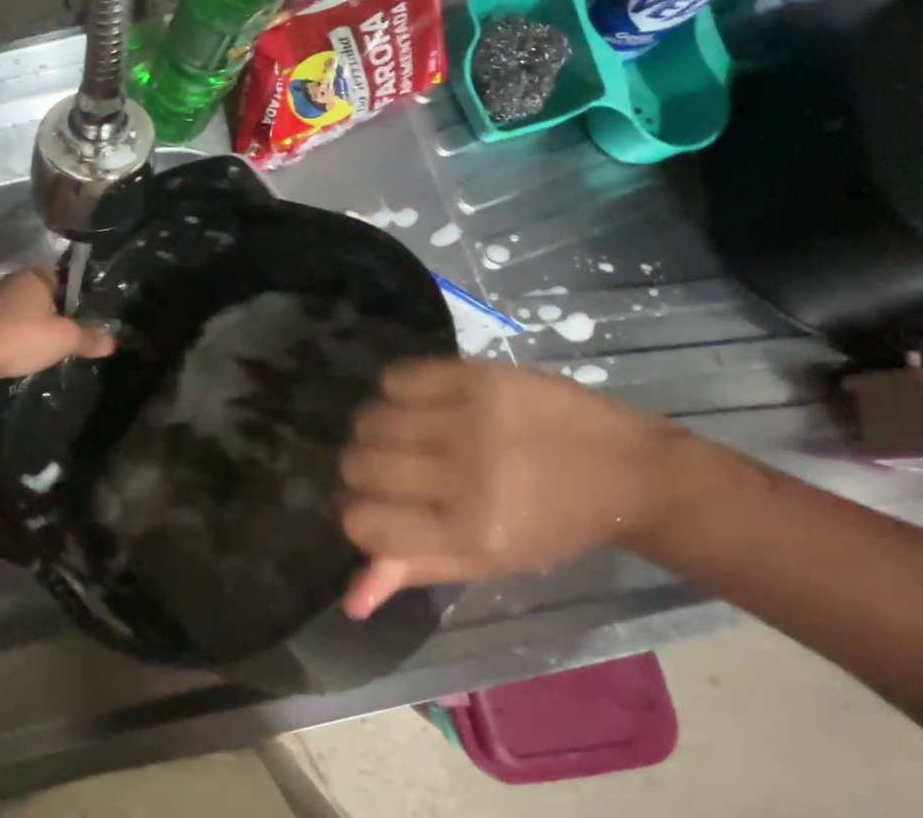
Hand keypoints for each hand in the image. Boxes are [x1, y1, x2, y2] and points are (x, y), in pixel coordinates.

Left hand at [0, 267, 116, 388]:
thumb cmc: (20, 338)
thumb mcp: (64, 339)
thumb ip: (90, 337)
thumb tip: (114, 340)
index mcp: (35, 274)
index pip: (69, 279)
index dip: (82, 300)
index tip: (92, 321)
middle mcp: (14, 279)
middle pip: (50, 296)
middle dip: (62, 315)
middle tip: (77, 338)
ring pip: (30, 310)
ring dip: (41, 326)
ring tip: (54, 348)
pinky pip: (13, 323)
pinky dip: (23, 334)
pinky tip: (27, 351)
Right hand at [338, 359, 698, 619]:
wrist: (630, 471)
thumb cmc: (552, 526)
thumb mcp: (485, 560)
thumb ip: (413, 570)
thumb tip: (351, 603)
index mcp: (467, 532)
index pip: (360, 520)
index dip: (358, 514)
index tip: (378, 507)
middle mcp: (464, 476)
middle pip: (356, 465)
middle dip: (364, 471)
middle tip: (392, 471)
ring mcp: (470, 421)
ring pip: (368, 420)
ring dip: (377, 431)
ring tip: (406, 436)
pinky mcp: (479, 379)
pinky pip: (396, 378)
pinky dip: (398, 391)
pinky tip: (423, 406)